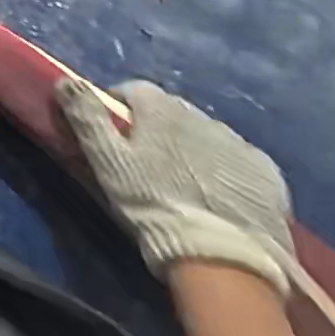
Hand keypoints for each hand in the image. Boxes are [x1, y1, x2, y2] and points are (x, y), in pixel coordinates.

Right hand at [57, 79, 297, 295]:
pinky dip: (220, 161)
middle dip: (154, 121)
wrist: (220, 254)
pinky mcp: (266, 173)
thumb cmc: (150, 200)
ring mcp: (240, 146)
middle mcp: (204, 120)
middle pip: (172, 108)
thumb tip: (67, 81)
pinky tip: (212, 186)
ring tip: (177, 171)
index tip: (111, 124)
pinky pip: (236, 155)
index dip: (119, 102)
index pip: (137, 88)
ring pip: (205, 130)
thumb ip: (86, 117)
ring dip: (188, 140)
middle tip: (141, 151)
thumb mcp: (106, 159)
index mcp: (162, 113)